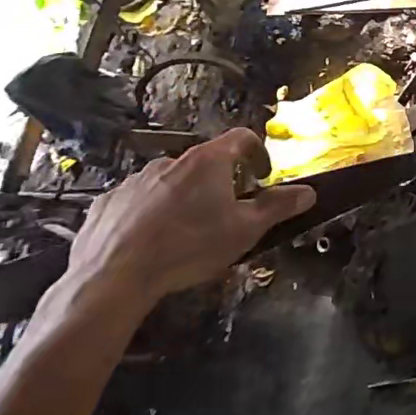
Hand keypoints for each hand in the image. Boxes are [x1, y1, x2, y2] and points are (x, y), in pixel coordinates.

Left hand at [55, 128, 314, 319]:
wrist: (113, 277)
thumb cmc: (190, 247)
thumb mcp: (246, 230)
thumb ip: (279, 207)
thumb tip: (308, 192)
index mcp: (208, 161)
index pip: (241, 137)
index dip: (258, 153)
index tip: (262, 177)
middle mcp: (170, 161)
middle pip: (205, 163)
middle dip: (221, 183)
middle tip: (228, 215)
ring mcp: (134, 180)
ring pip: (171, 182)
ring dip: (185, 198)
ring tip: (188, 234)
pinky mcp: (107, 203)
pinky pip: (138, 201)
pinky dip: (151, 213)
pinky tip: (152, 242)